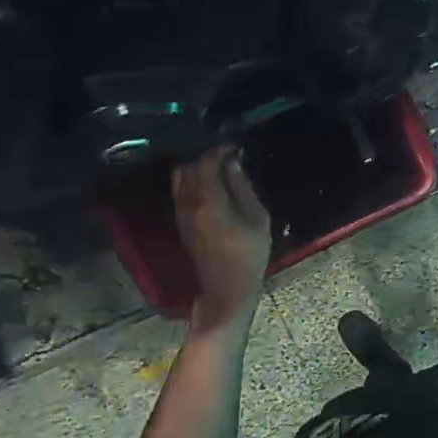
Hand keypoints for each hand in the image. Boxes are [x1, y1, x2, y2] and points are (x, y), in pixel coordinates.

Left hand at [173, 145, 271, 328]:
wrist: (226, 290)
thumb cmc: (249, 255)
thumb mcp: (257, 218)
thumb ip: (242, 187)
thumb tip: (233, 162)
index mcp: (208, 200)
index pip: (206, 163)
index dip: (219, 150)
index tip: (234, 146)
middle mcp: (187, 203)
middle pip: (188, 167)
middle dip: (206, 157)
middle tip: (228, 157)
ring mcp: (181, 214)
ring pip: (180, 179)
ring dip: (198, 170)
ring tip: (220, 171)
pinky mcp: (181, 223)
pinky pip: (181, 192)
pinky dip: (194, 183)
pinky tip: (213, 188)